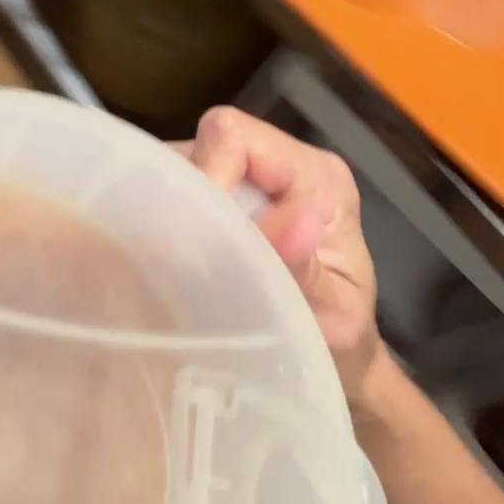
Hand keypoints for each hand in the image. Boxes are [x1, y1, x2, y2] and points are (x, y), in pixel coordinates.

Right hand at [177, 106, 382, 397]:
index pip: (234, 137)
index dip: (204, 176)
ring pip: (175, 169)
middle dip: (178, 202)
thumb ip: (305, 275)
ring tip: (170, 271)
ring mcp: (234, 177)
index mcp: (314, 175)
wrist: (334, 366)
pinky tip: (167, 268)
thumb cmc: (341, 345)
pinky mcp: (207, 196)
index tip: (194, 241)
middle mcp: (272, 162)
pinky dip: (161, 229)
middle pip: (199, 149)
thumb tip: (289, 224)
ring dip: (166, 218)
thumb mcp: (334, 323)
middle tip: (174, 264)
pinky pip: (168, 194)